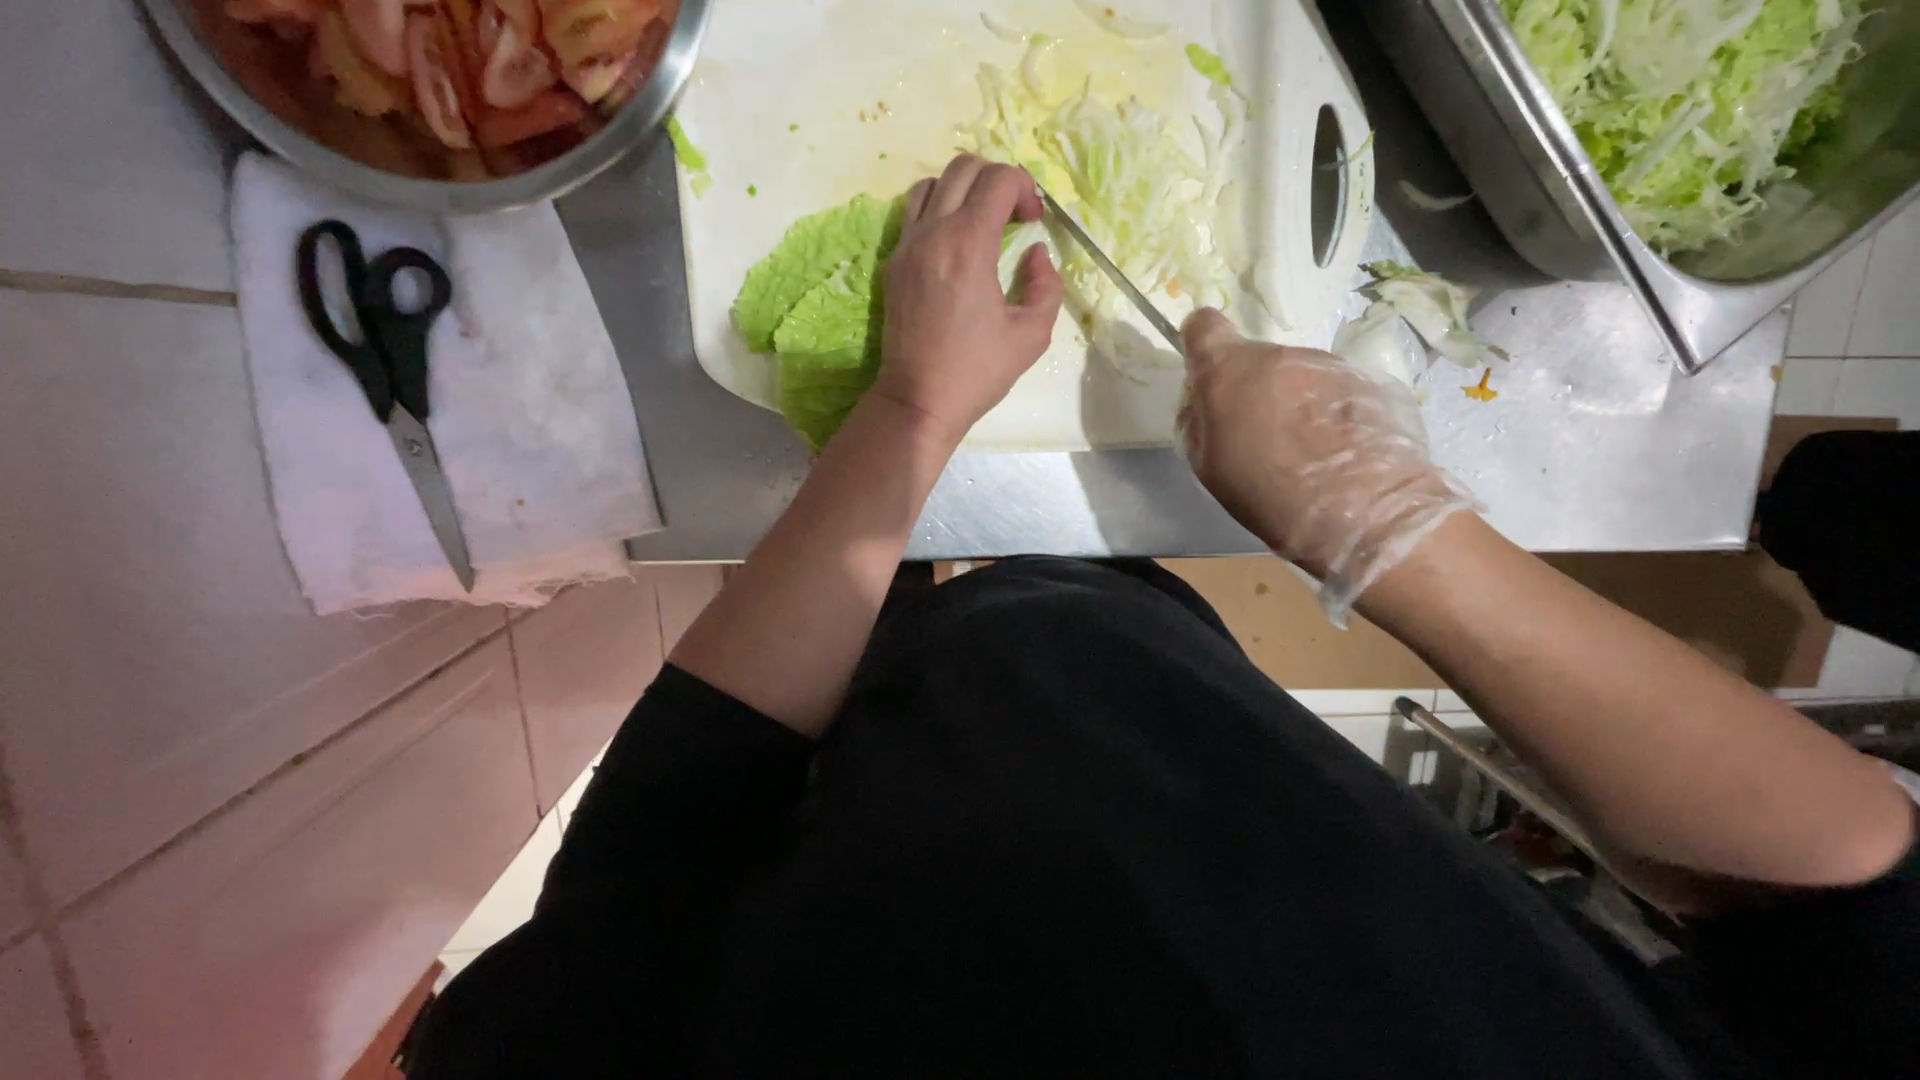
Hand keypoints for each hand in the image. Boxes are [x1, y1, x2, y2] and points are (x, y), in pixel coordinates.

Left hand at [871, 155, 1064, 443]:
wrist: (918, 399)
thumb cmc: (978, 372)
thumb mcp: (1032, 334)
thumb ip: (1046, 284)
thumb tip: (1035, 254)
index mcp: (969, 244)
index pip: (999, 178)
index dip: (1026, 188)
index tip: (1034, 221)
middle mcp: (933, 233)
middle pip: (964, 167)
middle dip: (996, 180)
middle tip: (1012, 216)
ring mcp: (906, 246)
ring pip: (931, 183)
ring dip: (962, 190)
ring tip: (981, 223)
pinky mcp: (893, 264)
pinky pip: (913, 213)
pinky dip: (937, 210)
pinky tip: (954, 243)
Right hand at [1178, 308, 1474, 622]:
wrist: (1358, 510)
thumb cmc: (1265, 491)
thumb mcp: (1207, 464)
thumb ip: (1199, 420)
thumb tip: (1203, 401)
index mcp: (1229, 370)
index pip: (1203, 326)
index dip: (1201, 344)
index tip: (1207, 372)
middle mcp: (1280, 354)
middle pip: (1258, 360)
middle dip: (1257, 389)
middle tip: (1264, 437)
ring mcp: (1331, 364)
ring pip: (1302, 376)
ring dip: (1299, 403)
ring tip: (1309, 451)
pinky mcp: (1372, 381)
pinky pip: (1340, 393)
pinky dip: (1335, 415)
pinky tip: (1341, 453)